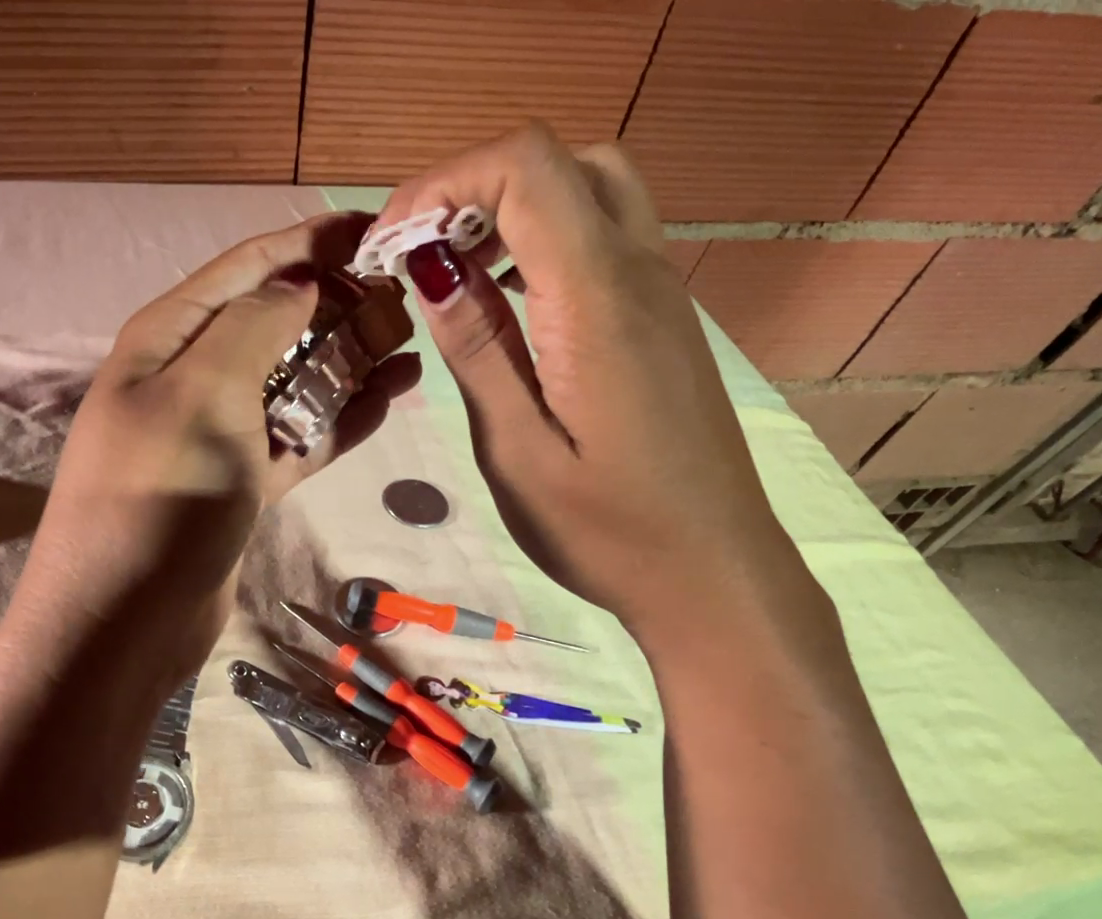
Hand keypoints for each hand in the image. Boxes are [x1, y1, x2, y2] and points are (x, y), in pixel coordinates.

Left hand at [11, 212, 420, 645]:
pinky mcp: (239, 484)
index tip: (374, 227)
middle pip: (275, 322)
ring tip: (410, 349)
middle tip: (405, 299)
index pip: (246, 268)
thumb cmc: (160, 493)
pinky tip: (386, 403)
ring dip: (347, 363)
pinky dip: (338, 420)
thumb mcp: (202, 390)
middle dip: (336, 305)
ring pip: (292, 382)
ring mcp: (216, 434)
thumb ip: (254, 323)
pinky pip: (297, 437)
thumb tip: (298, 280)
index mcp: (167, 337)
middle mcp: (189, 376)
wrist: (123, 620)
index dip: (309, 242)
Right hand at [374, 122, 793, 627]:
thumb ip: (477, 349)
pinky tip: (508, 304)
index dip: (442, 181)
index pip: (525, 168)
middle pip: (562, 162)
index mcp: (598, 300)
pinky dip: (544, 240)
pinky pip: (605, 239)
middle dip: (474, 187)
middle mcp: (639, 273)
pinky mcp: (663, 319)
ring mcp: (661, 292)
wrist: (714, 572)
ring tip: (454, 274)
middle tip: (418, 253)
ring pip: (590, 192)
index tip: (387, 242)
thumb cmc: (608, 531)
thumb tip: (429, 265)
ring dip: (512, 209)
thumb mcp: (517, 451)